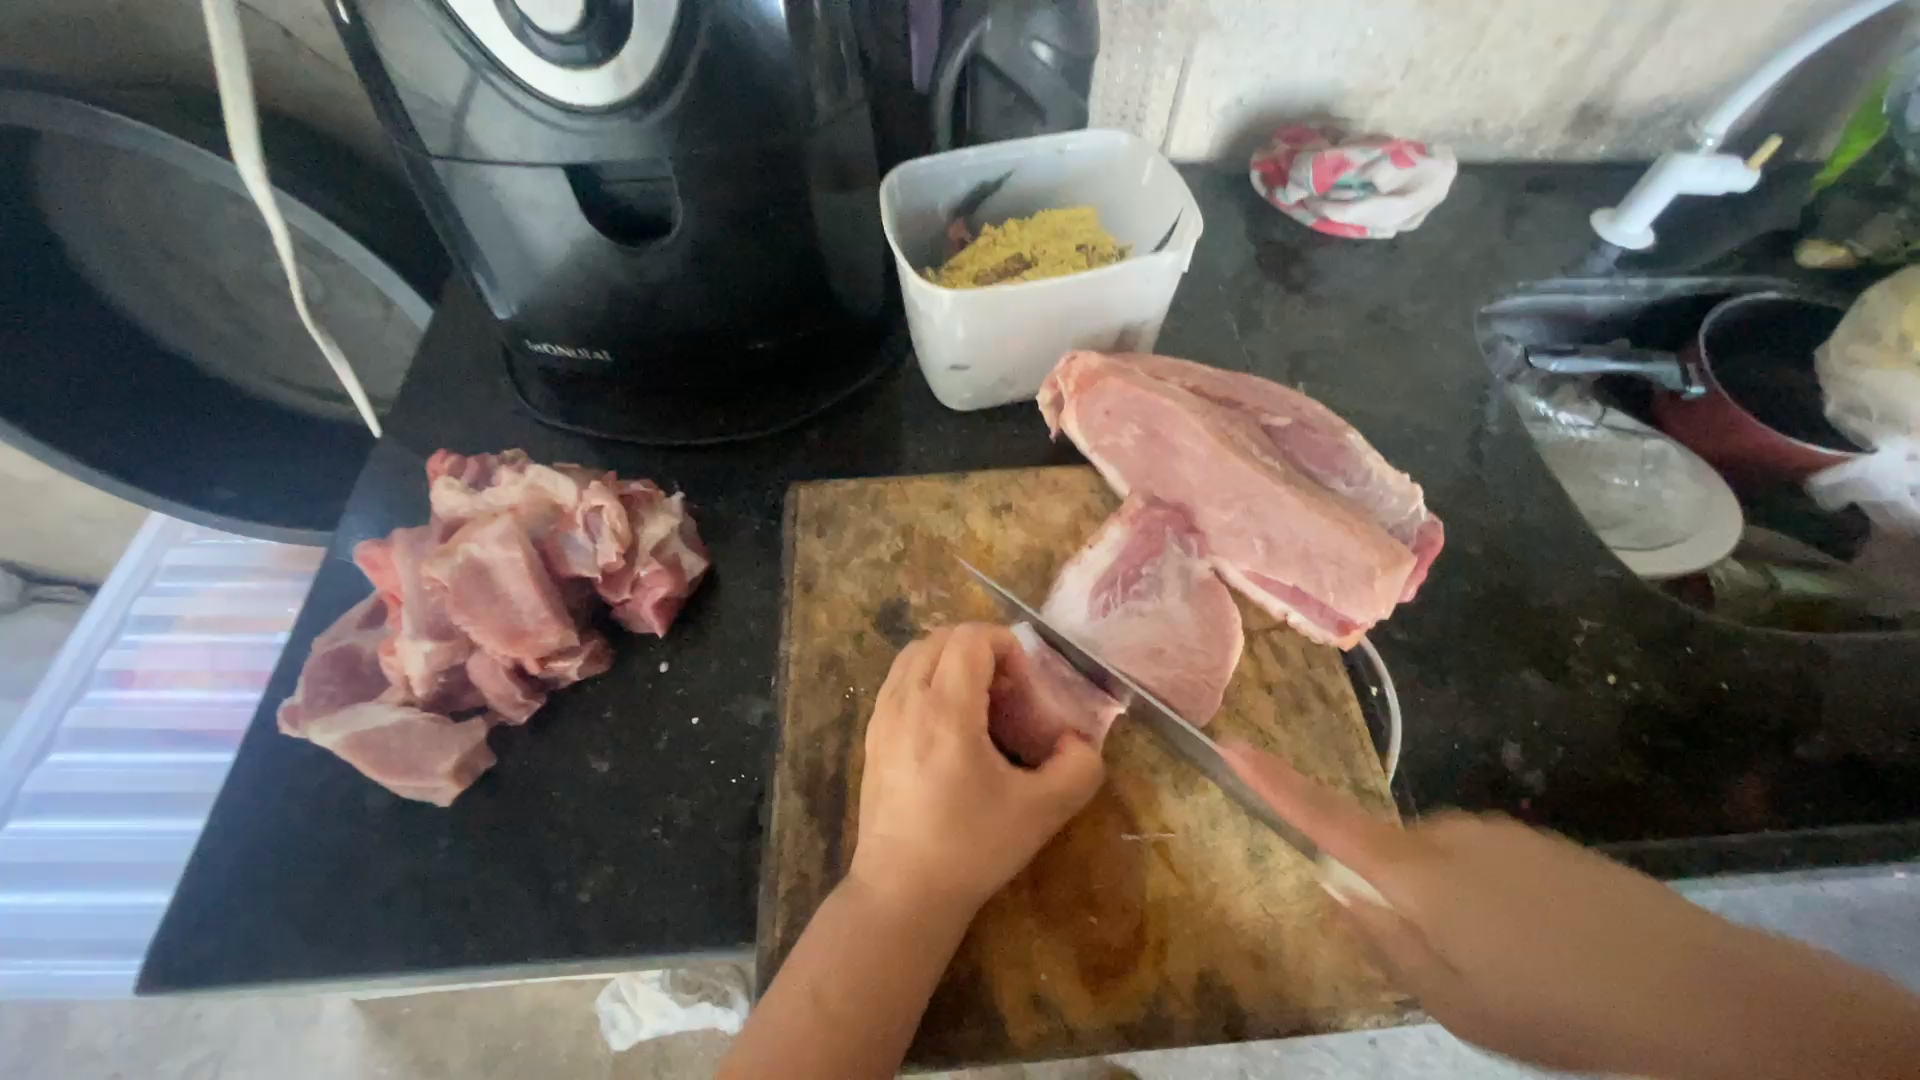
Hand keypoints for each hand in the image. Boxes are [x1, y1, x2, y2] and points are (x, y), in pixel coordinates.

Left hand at [850, 624, 1105, 914]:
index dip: (1007, 646)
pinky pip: (898, 682)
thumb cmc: (972, 847)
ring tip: (979, 704)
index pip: (970, 638)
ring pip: (914, 655)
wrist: (903, 892)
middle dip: (980, 650)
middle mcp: (906, 701)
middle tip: (1008, 692)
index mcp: (945, 709)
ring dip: (951, 661)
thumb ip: (1078, 768)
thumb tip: (1078, 742)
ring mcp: (881, 717)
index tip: (1025, 687)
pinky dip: (927, 680)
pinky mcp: (871, 737)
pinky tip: (949, 726)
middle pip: (940, 638)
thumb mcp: (1042, 811)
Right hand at [1220, 742, 1860, 1079]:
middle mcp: (1445, 833)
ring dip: (1453, 902)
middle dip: (1397, 893)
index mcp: (1410, 871)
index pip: (1320, 815)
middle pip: (1387, 850)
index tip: (1230, 742)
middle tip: (1451, 962)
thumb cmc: (1552, 1005)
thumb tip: (1335, 888)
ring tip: (1515, 963)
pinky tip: (1550, 947)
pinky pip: (1487, 863)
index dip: (1270, 780)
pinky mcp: (1541, 841)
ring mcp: (1497, 832)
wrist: (1703, 995)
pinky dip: (1497, 900)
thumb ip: (1379, 938)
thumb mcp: (1448, 1000)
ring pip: (1441, 862)